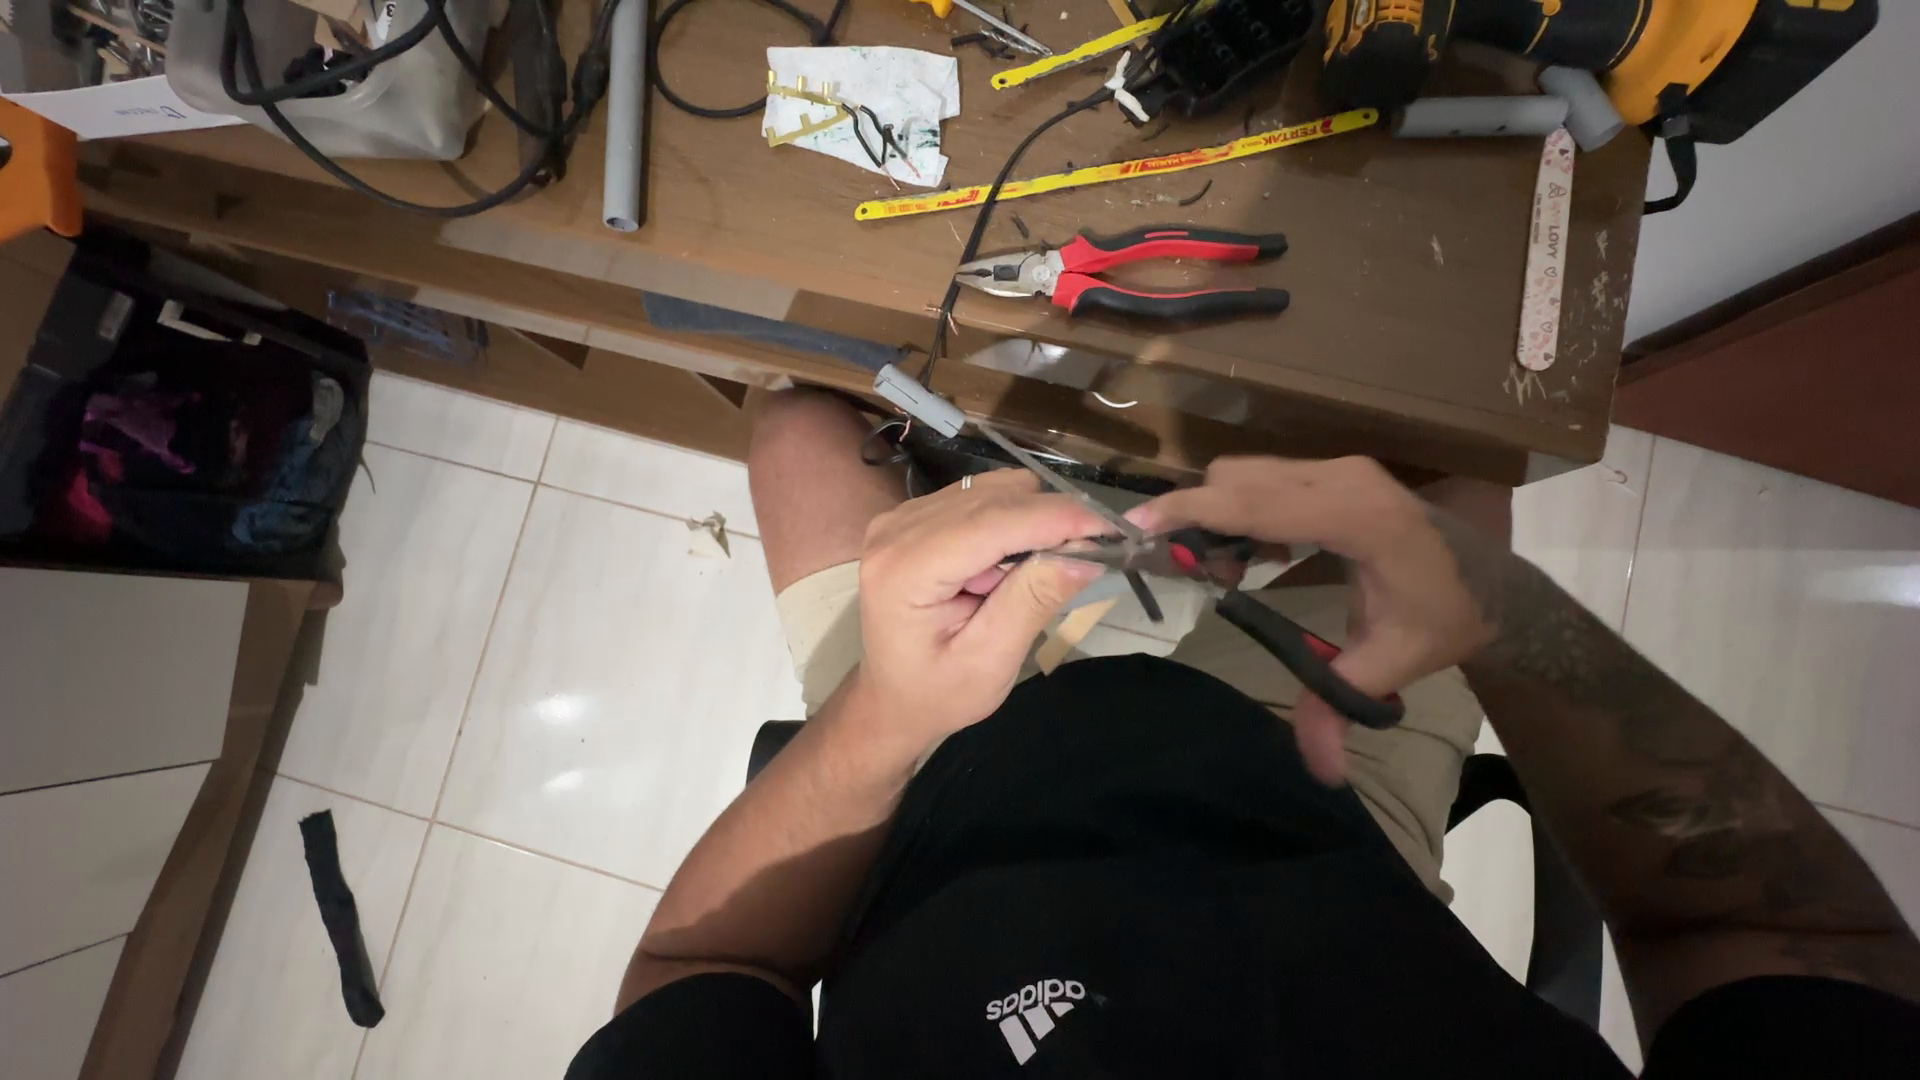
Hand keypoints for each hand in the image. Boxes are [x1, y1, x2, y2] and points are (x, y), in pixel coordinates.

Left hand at [846, 469, 1109, 751]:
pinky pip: (979, 497)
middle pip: (994, 497)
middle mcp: (896, 529)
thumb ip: (1033, 600)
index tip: (1114, 526)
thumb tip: (1089, 552)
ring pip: (992, 489)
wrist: (890, 698)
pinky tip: (1007, 565)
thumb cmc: (937, 693)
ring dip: (1030, 522)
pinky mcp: (914, 516)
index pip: (991, 523)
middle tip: (1096, 551)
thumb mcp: (990, 660)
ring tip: (1033, 574)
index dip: (1056, 518)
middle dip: (1051, 518)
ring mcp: (902, 517)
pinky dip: (1010, 521)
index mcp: (904, 569)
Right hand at [1130, 456, 1499, 783]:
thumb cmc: (1442, 620)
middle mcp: (1342, 478)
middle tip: (1198, 576)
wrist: (1491, 583)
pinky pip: (1262, 478)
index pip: (1255, 503)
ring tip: (1231, 570)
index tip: (1137, 527)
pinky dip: (1240, 510)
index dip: (1190, 512)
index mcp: (1358, 519)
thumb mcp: (1390, 665)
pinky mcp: (1331, 470)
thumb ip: (1340, 706)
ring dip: (1218, 516)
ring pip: (1243, 475)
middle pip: (1235, 481)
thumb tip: (1319, 774)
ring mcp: (1337, 468)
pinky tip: (1260, 553)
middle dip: (1197, 522)